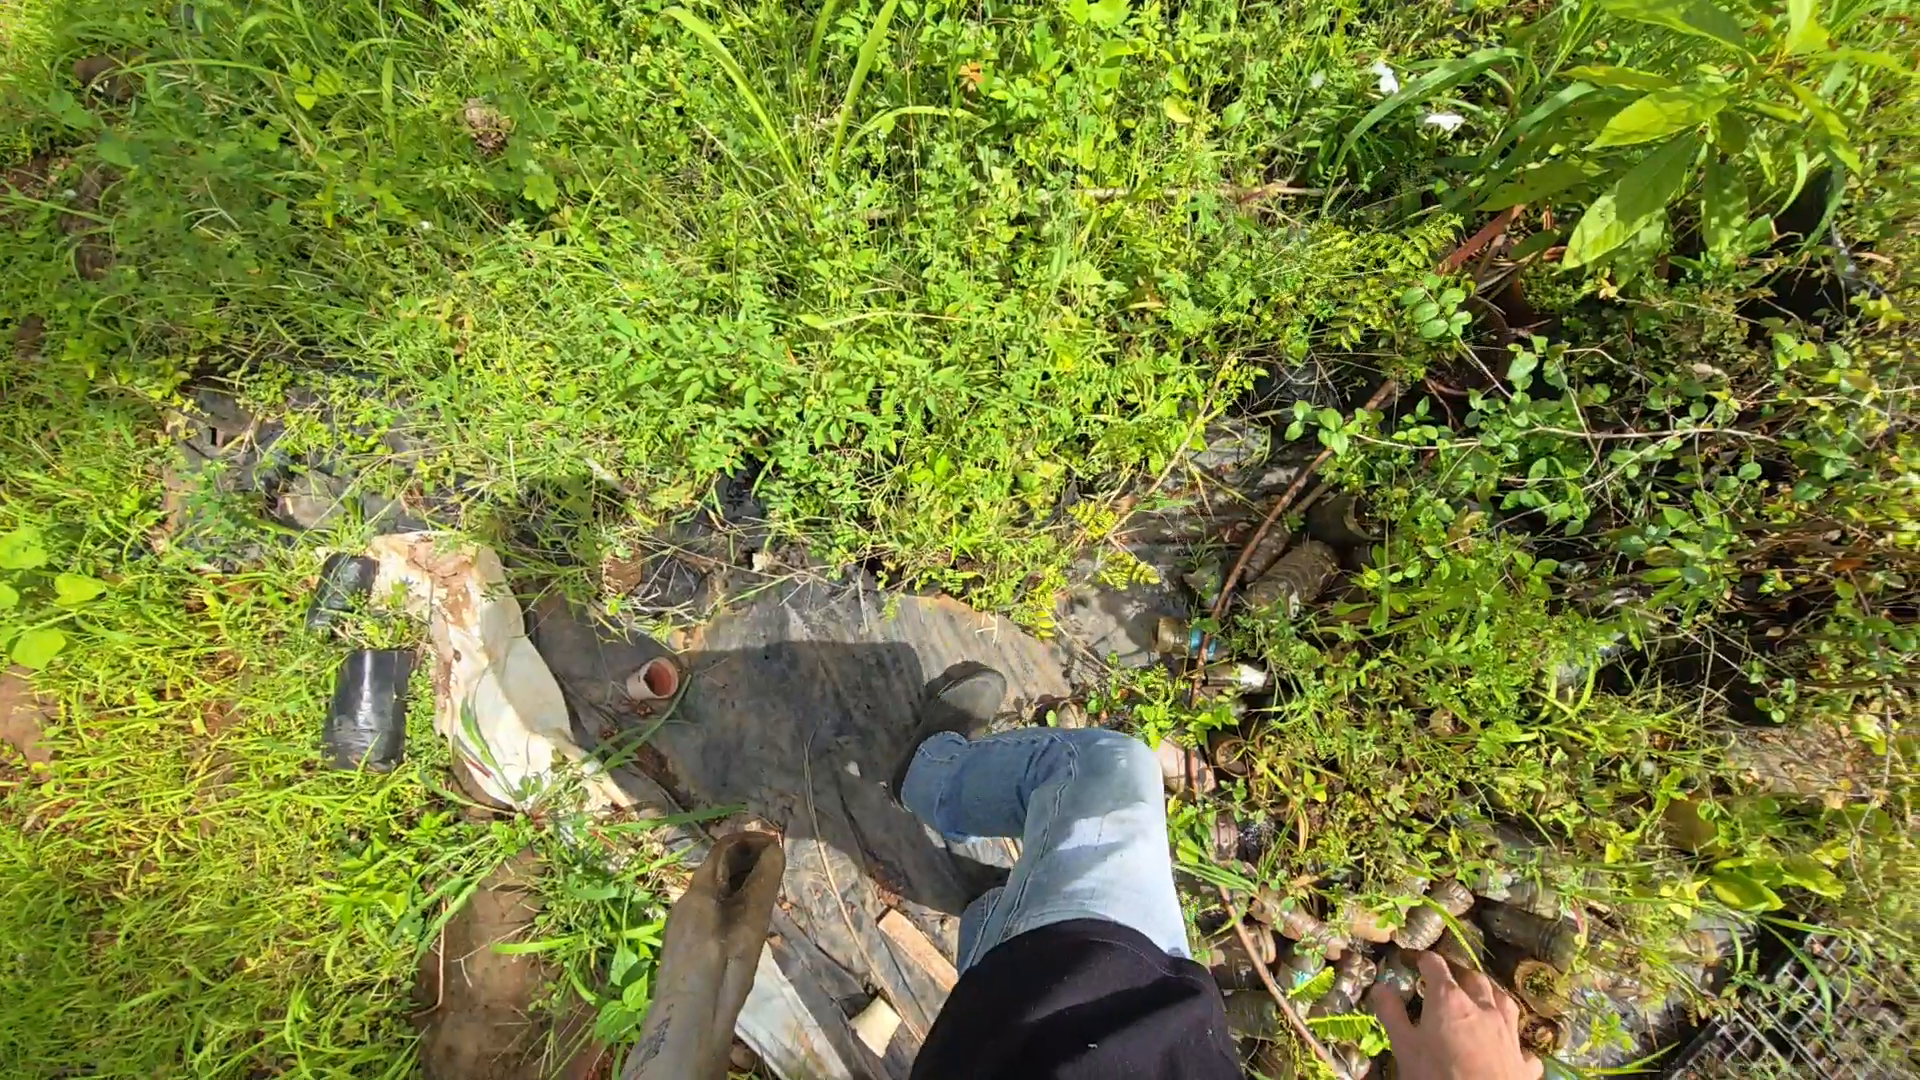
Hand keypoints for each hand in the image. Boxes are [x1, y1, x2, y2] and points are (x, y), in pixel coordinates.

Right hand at [1368, 951, 1542, 1079]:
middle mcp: (1482, 1008)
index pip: (1435, 964)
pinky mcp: (1525, 1063)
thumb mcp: (1404, 1046)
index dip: (1422, 959)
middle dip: (1458, 974)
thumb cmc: (1439, 1076)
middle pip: (1473, 977)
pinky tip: (1506, 1045)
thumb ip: (1391, 1012)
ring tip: (1479, 999)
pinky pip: (1522, 1043)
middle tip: (1444, 980)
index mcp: (1448, 999)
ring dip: (1490, 995)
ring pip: (1504, 1001)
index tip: (1411, 962)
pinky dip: (1513, 1039)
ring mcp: (1509, 1035)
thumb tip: (1380, 987)